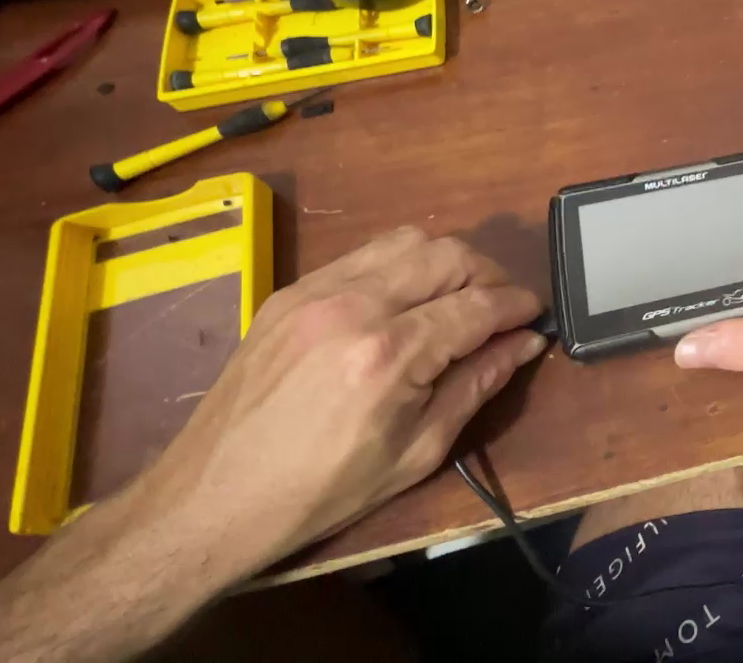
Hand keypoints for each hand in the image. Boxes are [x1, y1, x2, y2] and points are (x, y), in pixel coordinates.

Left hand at [123, 227, 546, 577]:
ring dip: (448, 262)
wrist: (205, 502)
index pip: (478, 306)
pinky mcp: (291, 291)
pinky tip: (406, 299)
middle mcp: (354, 308)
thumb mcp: (418, 450)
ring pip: (411, 241)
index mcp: (388, 357)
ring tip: (457, 296)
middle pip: (450, 256)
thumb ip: (478, 384)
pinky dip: (403, 265)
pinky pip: (367, 254)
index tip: (536, 315)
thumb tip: (526, 343)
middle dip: (490, 275)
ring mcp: (316, 292)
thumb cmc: (322, 490)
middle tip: (501, 307)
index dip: (518, 306)